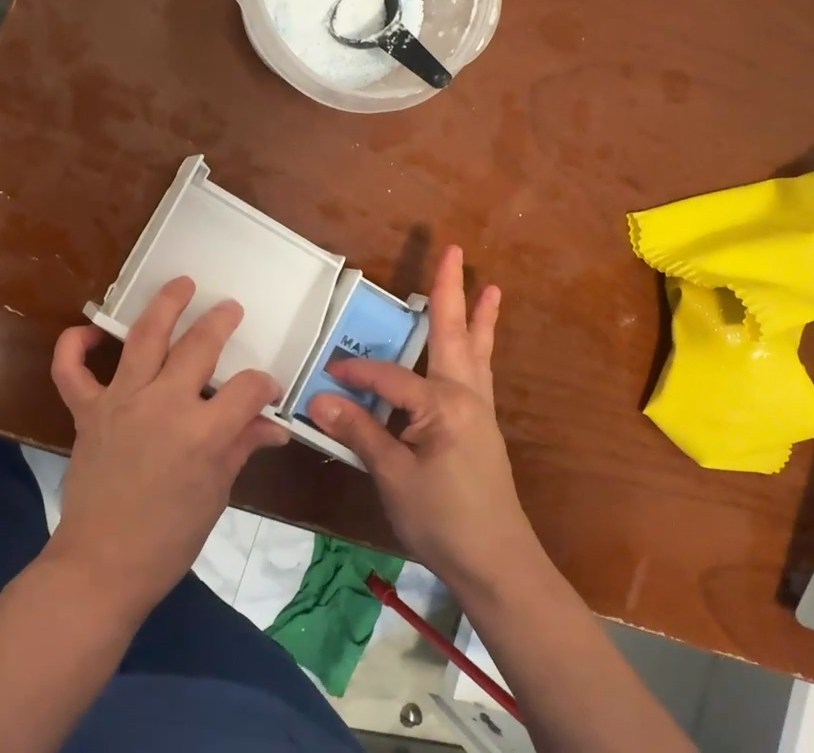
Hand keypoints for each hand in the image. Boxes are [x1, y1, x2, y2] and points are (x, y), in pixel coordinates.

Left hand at [48, 277, 289, 612]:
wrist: (103, 562)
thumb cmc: (169, 537)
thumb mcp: (216, 493)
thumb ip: (241, 448)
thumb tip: (273, 427)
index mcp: (203, 431)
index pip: (246, 389)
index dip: (263, 384)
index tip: (266, 389)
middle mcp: (163, 404)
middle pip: (199, 346)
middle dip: (221, 321)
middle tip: (230, 308)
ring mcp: (120, 401)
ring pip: (144, 337)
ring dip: (165, 305)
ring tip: (181, 284)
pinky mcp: (87, 410)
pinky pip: (72, 369)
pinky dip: (74, 345)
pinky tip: (88, 330)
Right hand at [305, 245, 531, 590]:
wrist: (496, 563)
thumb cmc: (443, 519)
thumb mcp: (393, 477)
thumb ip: (359, 433)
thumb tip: (318, 398)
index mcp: (443, 406)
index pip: (389, 379)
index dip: (354, 378)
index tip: (325, 381)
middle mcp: (466, 398)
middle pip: (454, 336)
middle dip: (450, 293)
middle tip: (453, 251)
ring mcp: (478, 412)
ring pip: (476, 353)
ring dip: (478, 317)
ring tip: (490, 287)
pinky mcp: (480, 429)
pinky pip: (479, 374)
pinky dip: (479, 350)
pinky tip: (476, 347)